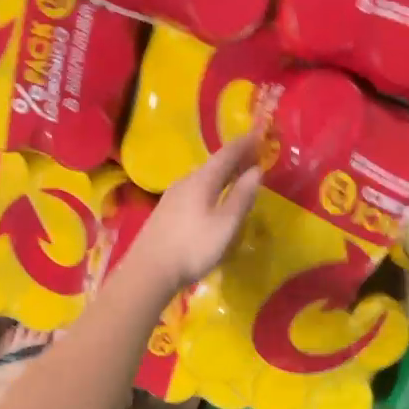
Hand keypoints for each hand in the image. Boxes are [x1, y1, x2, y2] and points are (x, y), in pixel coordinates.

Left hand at [126, 124, 263, 300]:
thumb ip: (241, 197)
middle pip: (212, 165)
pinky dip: (208, 189)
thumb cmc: (192, 248)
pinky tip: (210, 200)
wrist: (149, 271)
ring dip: (220, 176)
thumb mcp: (225, 225)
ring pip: (201, 179)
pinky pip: (192, 192)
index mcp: (202, 180)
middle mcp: (184, 182)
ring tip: (234, 178)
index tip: (260, 137)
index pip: (226, 154)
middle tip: (252, 158)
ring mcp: (171, 197)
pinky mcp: (164, 214)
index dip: (245, 145)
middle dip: (233, 160)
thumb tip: (256, 171)